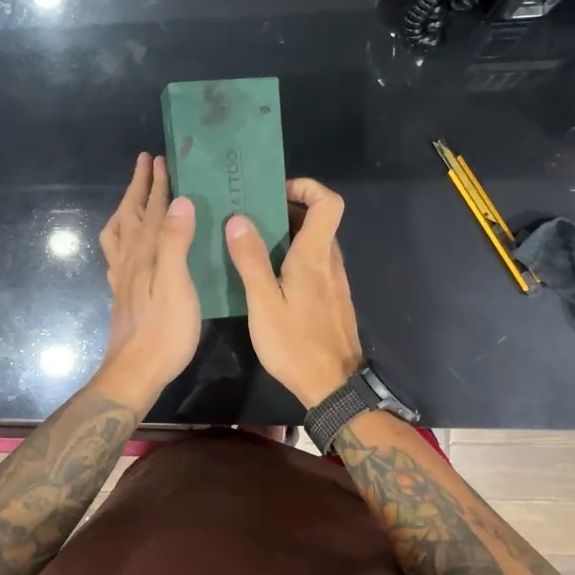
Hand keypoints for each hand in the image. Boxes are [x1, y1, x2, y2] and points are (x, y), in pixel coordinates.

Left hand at [94, 152, 200, 412]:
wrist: (135, 371)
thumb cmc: (164, 331)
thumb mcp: (177, 284)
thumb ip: (175, 242)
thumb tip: (180, 201)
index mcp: (143, 254)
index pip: (152, 211)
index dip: (157, 185)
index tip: (161, 160)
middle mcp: (128, 260)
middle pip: (131, 215)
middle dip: (139, 188)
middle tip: (146, 163)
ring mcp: (123, 278)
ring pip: (119, 234)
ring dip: (127, 209)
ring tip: (134, 197)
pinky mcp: (124, 295)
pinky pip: (119, 255)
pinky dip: (123, 239)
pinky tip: (129, 246)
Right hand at [224, 178, 363, 408]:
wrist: (332, 387)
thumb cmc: (296, 344)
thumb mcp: (264, 303)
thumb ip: (251, 260)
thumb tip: (239, 219)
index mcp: (315, 256)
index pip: (328, 203)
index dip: (307, 188)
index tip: (277, 192)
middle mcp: (330, 263)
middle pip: (317, 222)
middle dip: (286, 212)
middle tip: (251, 219)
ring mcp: (335, 283)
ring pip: (315, 246)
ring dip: (288, 239)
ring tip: (252, 248)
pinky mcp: (332, 302)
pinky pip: (315, 268)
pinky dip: (294, 261)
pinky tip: (269, 280)